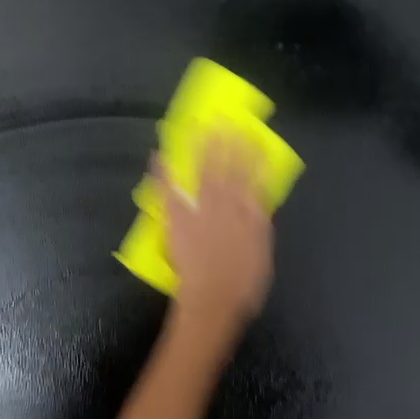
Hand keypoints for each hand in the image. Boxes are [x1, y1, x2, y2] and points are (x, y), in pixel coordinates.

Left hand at [152, 130, 273, 335]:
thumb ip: (260, 223)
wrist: (213, 301)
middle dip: (224, 140)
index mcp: (249, 212)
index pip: (252, 175)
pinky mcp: (176, 218)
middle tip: (222, 118)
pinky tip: (157, 155)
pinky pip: (167, 190)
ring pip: (200, 171)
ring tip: (198, 125)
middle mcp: (225, 205)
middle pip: (226, 166)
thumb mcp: (262, 252)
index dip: (251, 152)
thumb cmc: (243, 284)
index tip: (250, 133)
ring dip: (199, 146)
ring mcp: (198, 210)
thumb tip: (260, 201)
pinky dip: (162, 171)